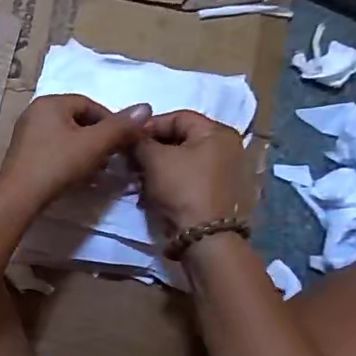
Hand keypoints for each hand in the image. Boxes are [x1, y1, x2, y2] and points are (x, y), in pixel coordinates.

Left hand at [0, 95, 150, 210]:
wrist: (18, 198)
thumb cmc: (57, 165)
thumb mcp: (94, 145)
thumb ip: (120, 127)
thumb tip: (146, 108)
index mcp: (50, 103)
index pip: (90, 104)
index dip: (112, 122)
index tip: (124, 141)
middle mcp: (35, 113)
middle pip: (78, 120)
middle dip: (99, 138)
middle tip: (113, 156)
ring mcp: (27, 134)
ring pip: (67, 137)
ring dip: (87, 151)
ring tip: (100, 169)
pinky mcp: (24, 154)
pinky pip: (54, 150)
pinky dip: (71, 159)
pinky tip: (80, 176)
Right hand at [134, 110, 247, 230]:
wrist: (205, 239)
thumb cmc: (182, 189)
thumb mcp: (154, 160)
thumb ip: (139, 141)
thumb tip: (129, 134)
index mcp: (218, 132)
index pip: (177, 117)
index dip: (148, 127)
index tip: (127, 141)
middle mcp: (228, 147)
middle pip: (181, 139)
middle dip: (151, 149)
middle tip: (130, 162)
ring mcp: (227, 172)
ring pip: (183, 160)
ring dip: (158, 168)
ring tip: (139, 180)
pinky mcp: (220, 193)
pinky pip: (190, 178)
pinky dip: (171, 182)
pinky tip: (153, 194)